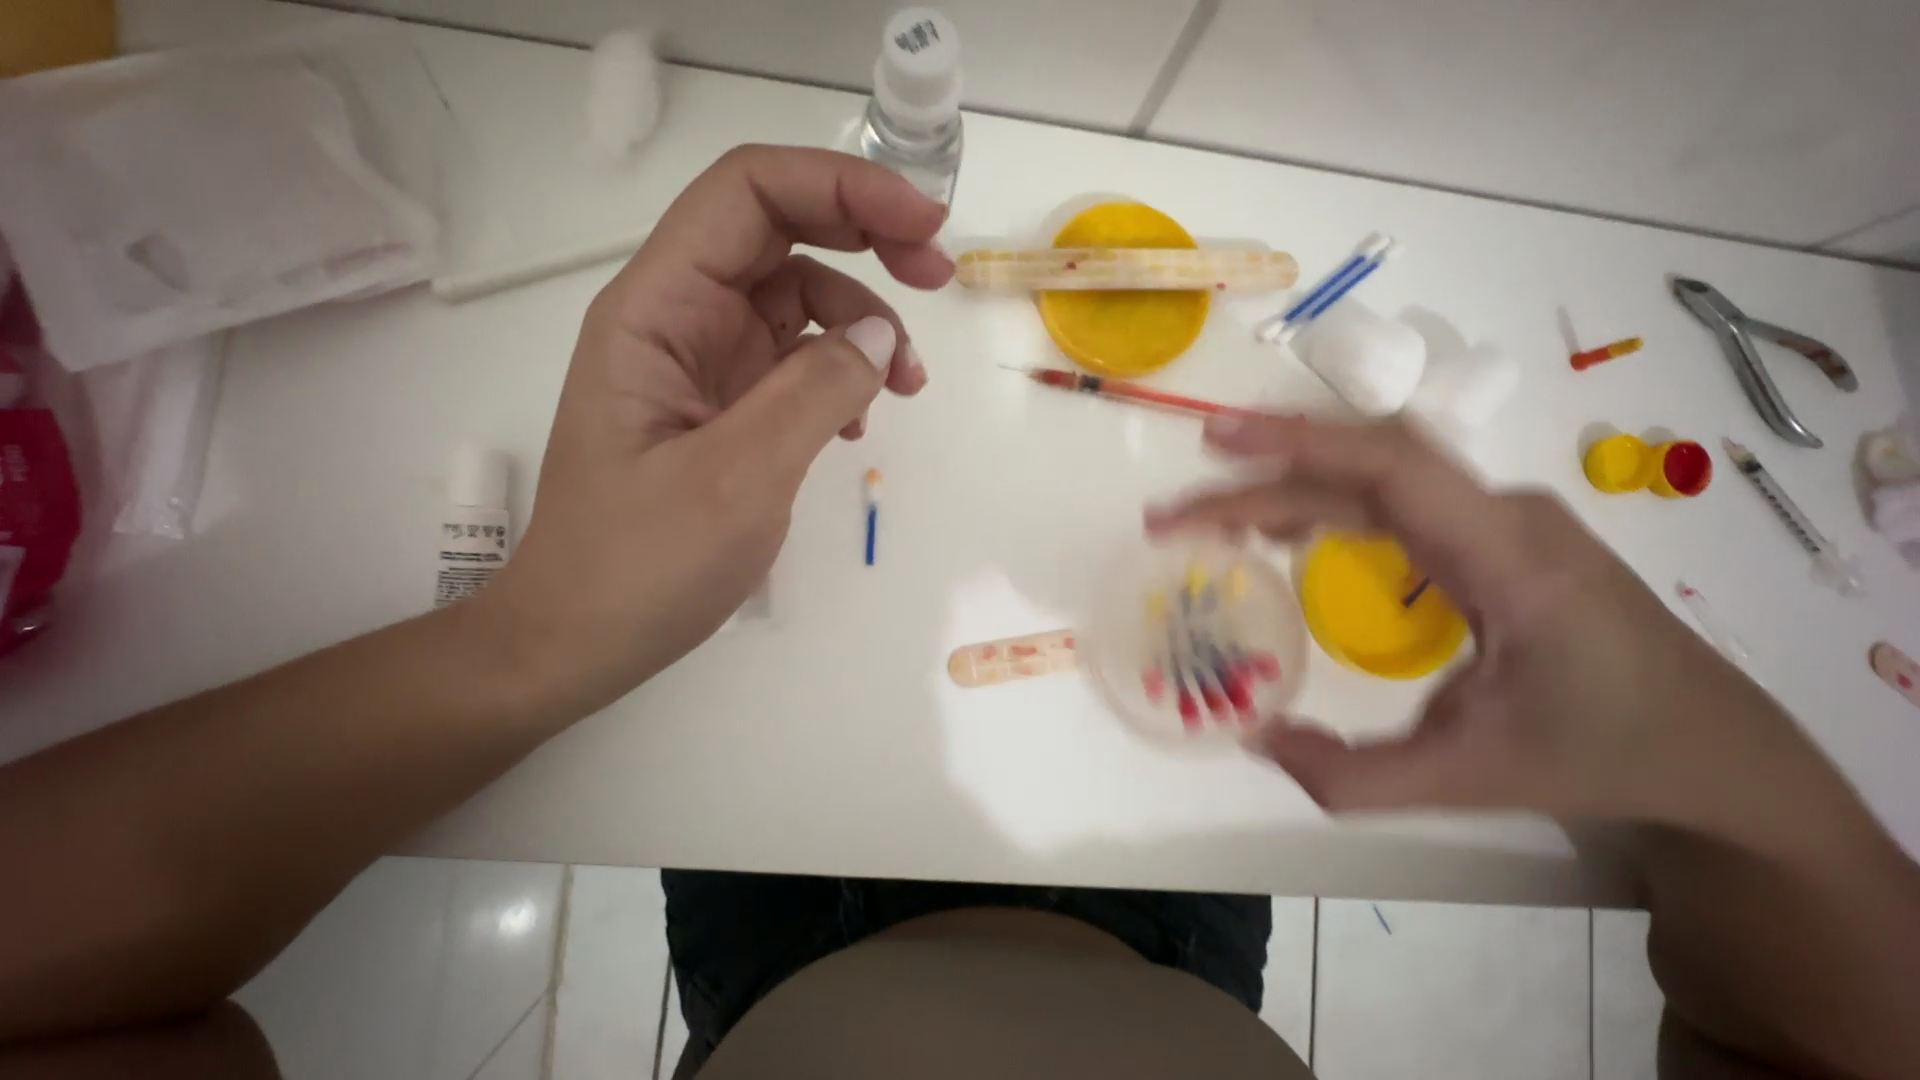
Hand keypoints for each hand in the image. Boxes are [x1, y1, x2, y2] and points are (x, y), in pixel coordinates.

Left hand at [484, 145, 952, 716]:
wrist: (582, 639)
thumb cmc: (640, 564)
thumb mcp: (738, 478)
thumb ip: (815, 392)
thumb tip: (879, 340)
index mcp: (657, 308)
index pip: (748, 194)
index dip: (841, 187)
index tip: (923, 226)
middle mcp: (678, 316)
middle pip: (780, 233)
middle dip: (866, 240)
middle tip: (939, 276)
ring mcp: (704, 362)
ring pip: (799, 300)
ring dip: (864, 324)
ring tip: (907, 386)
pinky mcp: (726, 406)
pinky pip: (797, 362)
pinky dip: (842, 375)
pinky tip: (859, 425)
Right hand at [1147, 415, 1829, 840]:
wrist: (1714, 750)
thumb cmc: (1600, 757)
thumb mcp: (1468, 779)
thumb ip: (1351, 776)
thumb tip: (1253, 736)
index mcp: (1509, 556)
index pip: (1389, 468)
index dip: (1295, 446)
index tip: (1213, 450)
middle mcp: (1504, 516)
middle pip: (1366, 465)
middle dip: (1262, 475)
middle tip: (1177, 511)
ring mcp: (1502, 519)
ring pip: (1379, 474)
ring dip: (1289, 483)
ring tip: (1212, 517)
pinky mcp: (1493, 535)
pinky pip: (1397, 498)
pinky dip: (1326, 502)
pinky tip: (1286, 529)